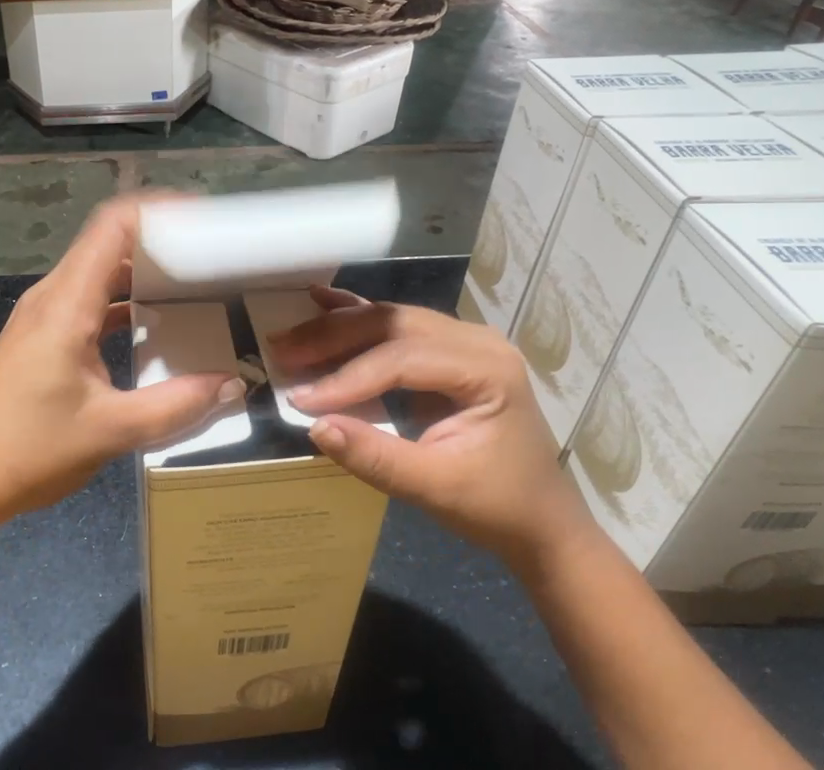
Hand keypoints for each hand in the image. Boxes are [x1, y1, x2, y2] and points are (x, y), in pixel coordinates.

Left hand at [0, 195, 243, 521]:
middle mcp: (52, 298)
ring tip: (195, 286)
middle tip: (213, 257)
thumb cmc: (27, 450)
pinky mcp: (40, 340)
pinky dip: (125, 306)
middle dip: (161, 242)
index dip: (158, 210)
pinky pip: (90, 304)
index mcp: (66, 304)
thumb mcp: (112, 430)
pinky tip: (156, 328)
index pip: (113, 226)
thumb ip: (177, 405)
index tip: (204, 219)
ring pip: (99, 275)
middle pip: (109, 245)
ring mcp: (42, 318)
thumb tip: (232, 386)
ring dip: (143, 275)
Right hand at [270, 287, 597, 572]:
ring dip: (339, 328)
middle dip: (333, 337)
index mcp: (486, 369)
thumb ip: (374, 456)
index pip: (402, 359)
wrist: (541, 522)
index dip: (348, 377)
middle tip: (282, 352)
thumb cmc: (496, 506)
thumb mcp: (434, 487)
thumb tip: (315, 427)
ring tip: (291, 336)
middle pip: (393, 324)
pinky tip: (323, 302)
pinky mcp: (451, 352)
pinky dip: (359, 319)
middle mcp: (478, 341)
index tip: (301, 398)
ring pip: (391, 320)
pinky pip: (399, 329)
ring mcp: (466, 341)